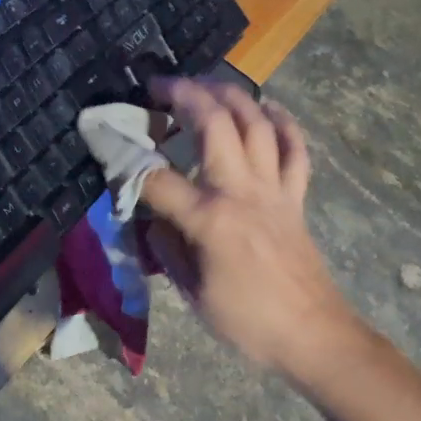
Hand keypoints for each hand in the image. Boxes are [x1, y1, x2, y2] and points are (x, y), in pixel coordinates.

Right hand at [138, 78, 369, 380]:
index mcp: (209, 219)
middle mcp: (240, 191)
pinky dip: (282, 122)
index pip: (156, 177)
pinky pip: (294, 148)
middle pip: (214, 123)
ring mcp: (273, 189)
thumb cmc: (248, 321)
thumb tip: (153, 215)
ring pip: (255, 123)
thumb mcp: (191, 291)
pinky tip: (266, 105)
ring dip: (228, 94)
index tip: (104, 136)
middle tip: (158, 85)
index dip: (124, 155)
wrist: (315, 337)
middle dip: (182, 94)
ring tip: (204, 82)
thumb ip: (166, 245)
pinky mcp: (295, 196)